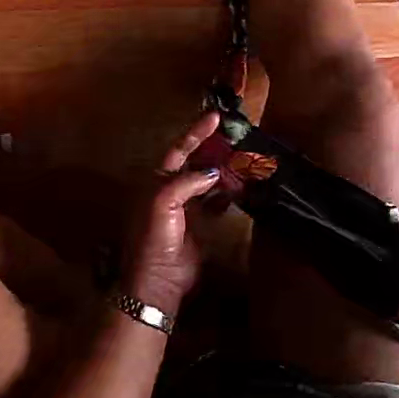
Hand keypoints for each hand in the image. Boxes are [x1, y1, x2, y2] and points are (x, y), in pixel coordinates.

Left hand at [119, 112, 223, 311]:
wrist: (158, 281)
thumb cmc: (155, 240)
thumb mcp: (163, 204)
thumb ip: (187, 182)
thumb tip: (214, 171)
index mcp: (157, 181)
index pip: (179, 149)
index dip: (197, 132)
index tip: (216, 116)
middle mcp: (171, 189)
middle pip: (195, 161)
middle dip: (214, 148)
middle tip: (236, 135)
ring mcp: (185, 207)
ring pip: (207, 179)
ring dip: (224, 168)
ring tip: (244, 156)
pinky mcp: (198, 224)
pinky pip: (215, 200)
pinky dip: (227, 191)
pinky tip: (241, 185)